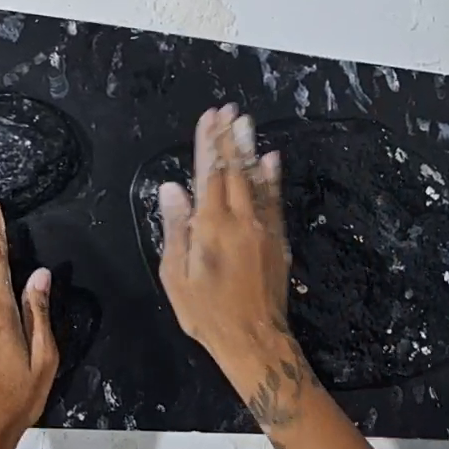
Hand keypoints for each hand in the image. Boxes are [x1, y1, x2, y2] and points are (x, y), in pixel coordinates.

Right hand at [157, 105, 294, 373]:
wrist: (255, 339)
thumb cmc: (207, 312)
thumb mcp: (176, 276)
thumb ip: (176, 228)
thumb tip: (171, 187)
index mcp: (212, 226)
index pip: (209, 173)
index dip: (208, 142)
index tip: (208, 116)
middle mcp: (241, 219)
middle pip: (235, 169)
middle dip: (230, 137)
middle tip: (229, 108)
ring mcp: (263, 228)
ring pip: (256, 179)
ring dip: (250, 148)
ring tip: (246, 122)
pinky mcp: (277, 240)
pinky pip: (274, 200)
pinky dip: (272, 177)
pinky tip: (271, 159)